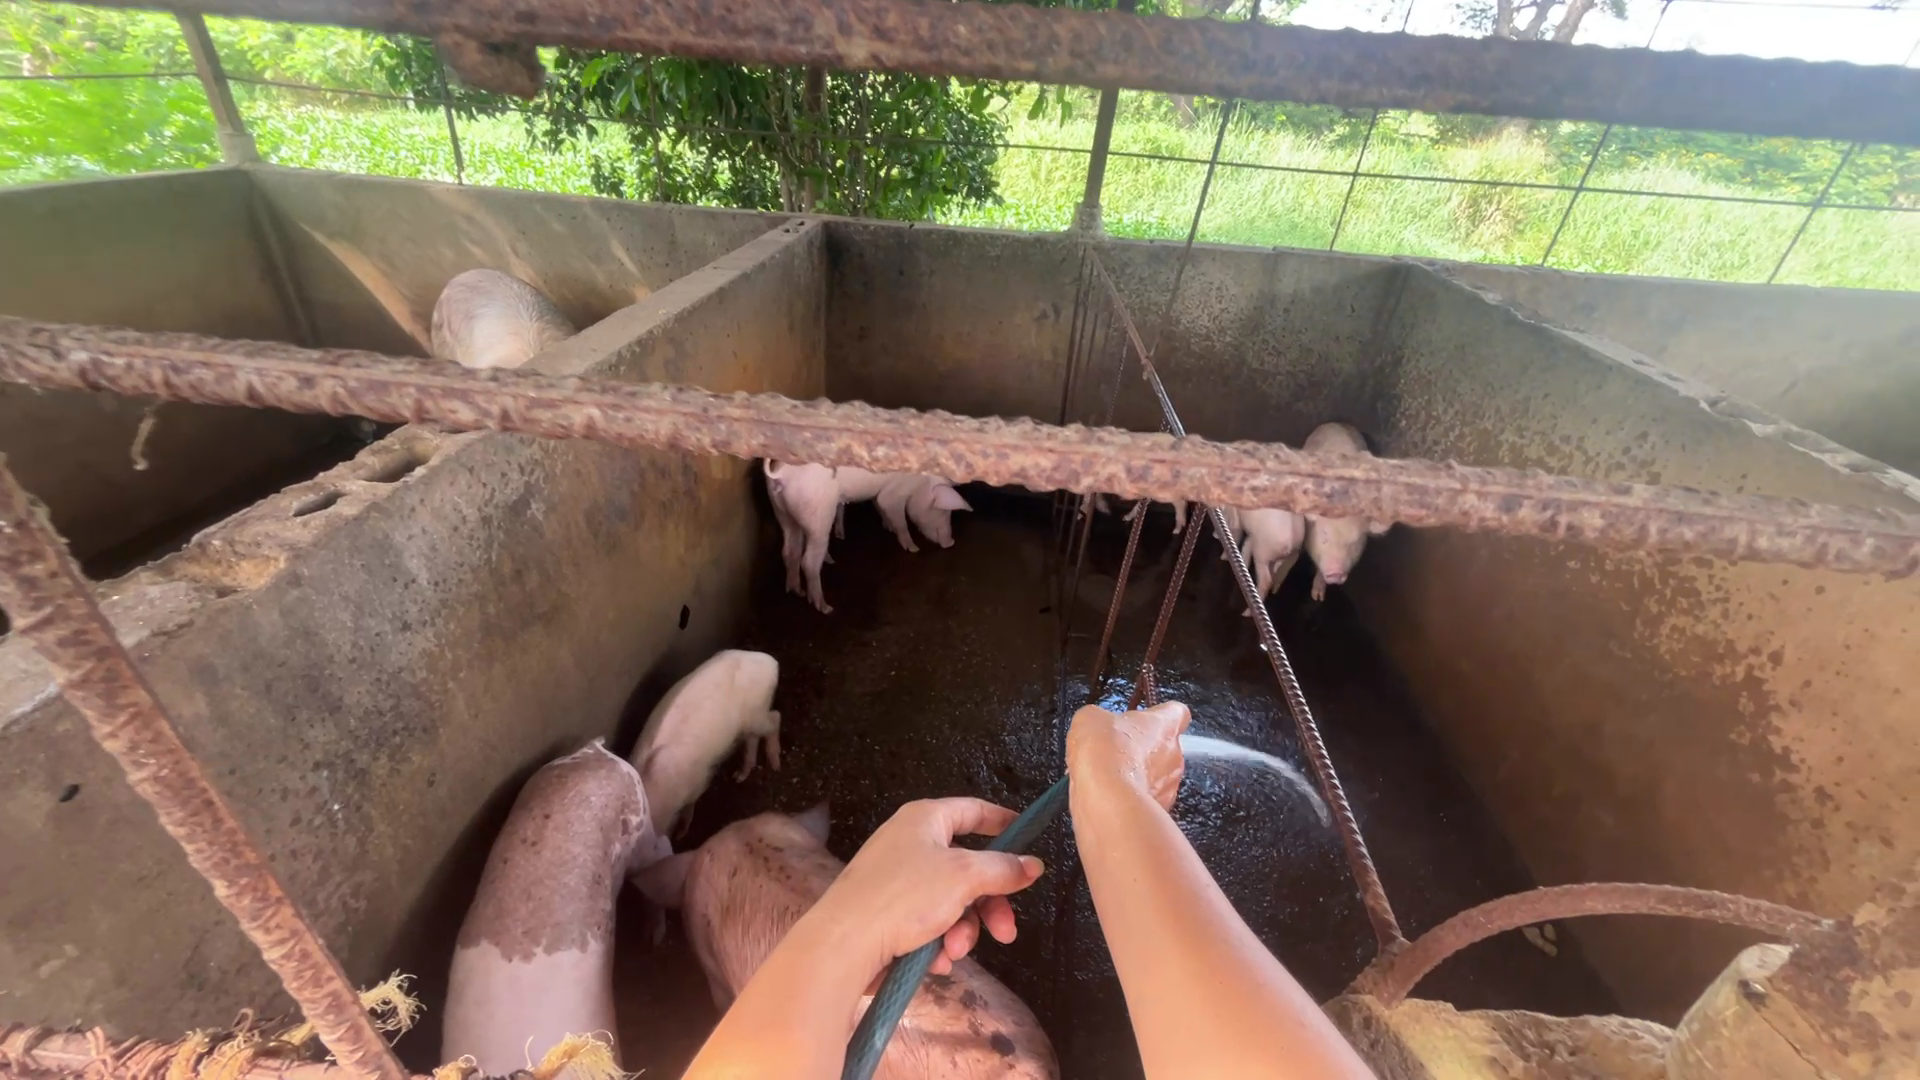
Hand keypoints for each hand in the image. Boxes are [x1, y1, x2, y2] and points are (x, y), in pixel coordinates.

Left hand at [808, 798, 1044, 980]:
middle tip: (1005, 931)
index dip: (1002, 821)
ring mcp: (896, 877)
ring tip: (955, 951)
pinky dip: (937, 940)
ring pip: (950, 900)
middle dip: (988, 903)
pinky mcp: (887, 911)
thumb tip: (1033, 864)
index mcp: (925, 818)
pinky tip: (934, 959)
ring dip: (962, 929)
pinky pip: (927, 921)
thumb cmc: (905, 896)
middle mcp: (910, 841)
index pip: (973, 810)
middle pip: (967, 866)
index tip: (1028, 836)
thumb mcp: (963, 877)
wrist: (843, 944)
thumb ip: (1003, 869)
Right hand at [1066, 702, 1190, 810]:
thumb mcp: (1090, 718)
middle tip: (1117, 749)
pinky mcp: (1160, 809)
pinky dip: (1130, 797)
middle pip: (1165, 746)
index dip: (1162, 714)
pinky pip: (1147, 798)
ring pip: (1157, 775)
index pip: (1177, 712)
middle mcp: (1174, 754)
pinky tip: (1109, 795)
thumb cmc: (1105, 750)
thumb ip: (1101, 719)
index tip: (1147, 718)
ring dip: (1137, 775)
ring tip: (1108, 777)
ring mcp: (1170, 785)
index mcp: (1164, 725)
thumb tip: (1099, 727)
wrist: (1106, 797)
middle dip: (1143, 748)